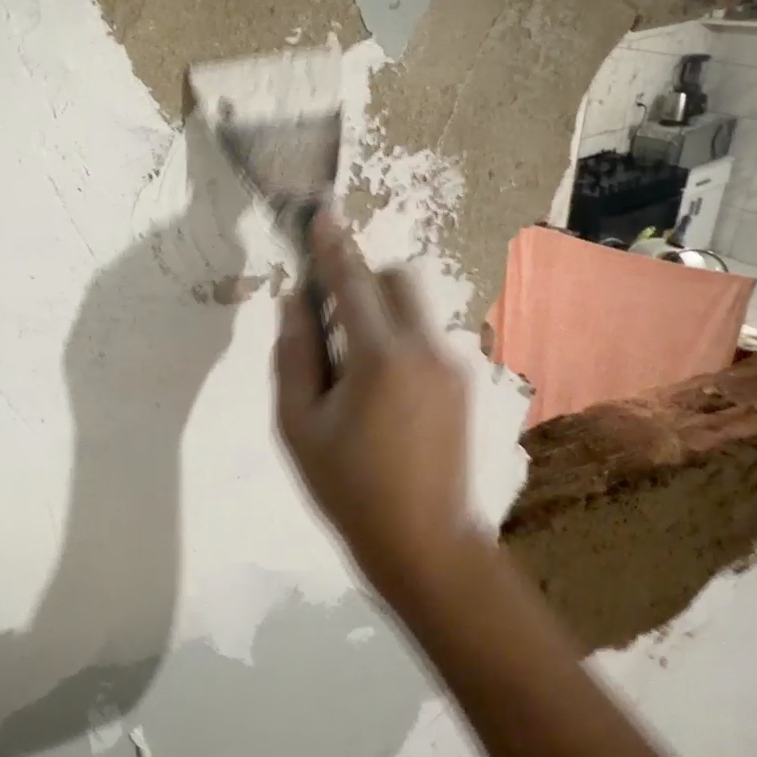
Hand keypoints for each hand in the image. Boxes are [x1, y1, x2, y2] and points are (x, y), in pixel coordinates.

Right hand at [275, 213, 478, 583]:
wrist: (424, 542)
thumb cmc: (347, 488)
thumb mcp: (298, 426)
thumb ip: (294, 356)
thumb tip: (296, 304)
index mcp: (380, 358)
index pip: (352, 282)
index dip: (332, 245)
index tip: (320, 213)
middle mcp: (425, 350)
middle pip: (398, 279)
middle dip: (363, 278)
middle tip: (329, 317)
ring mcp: (451, 367)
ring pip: (414, 308)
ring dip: (379, 311)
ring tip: (350, 368)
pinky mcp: (462, 385)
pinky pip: (424, 339)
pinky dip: (396, 339)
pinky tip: (377, 393)